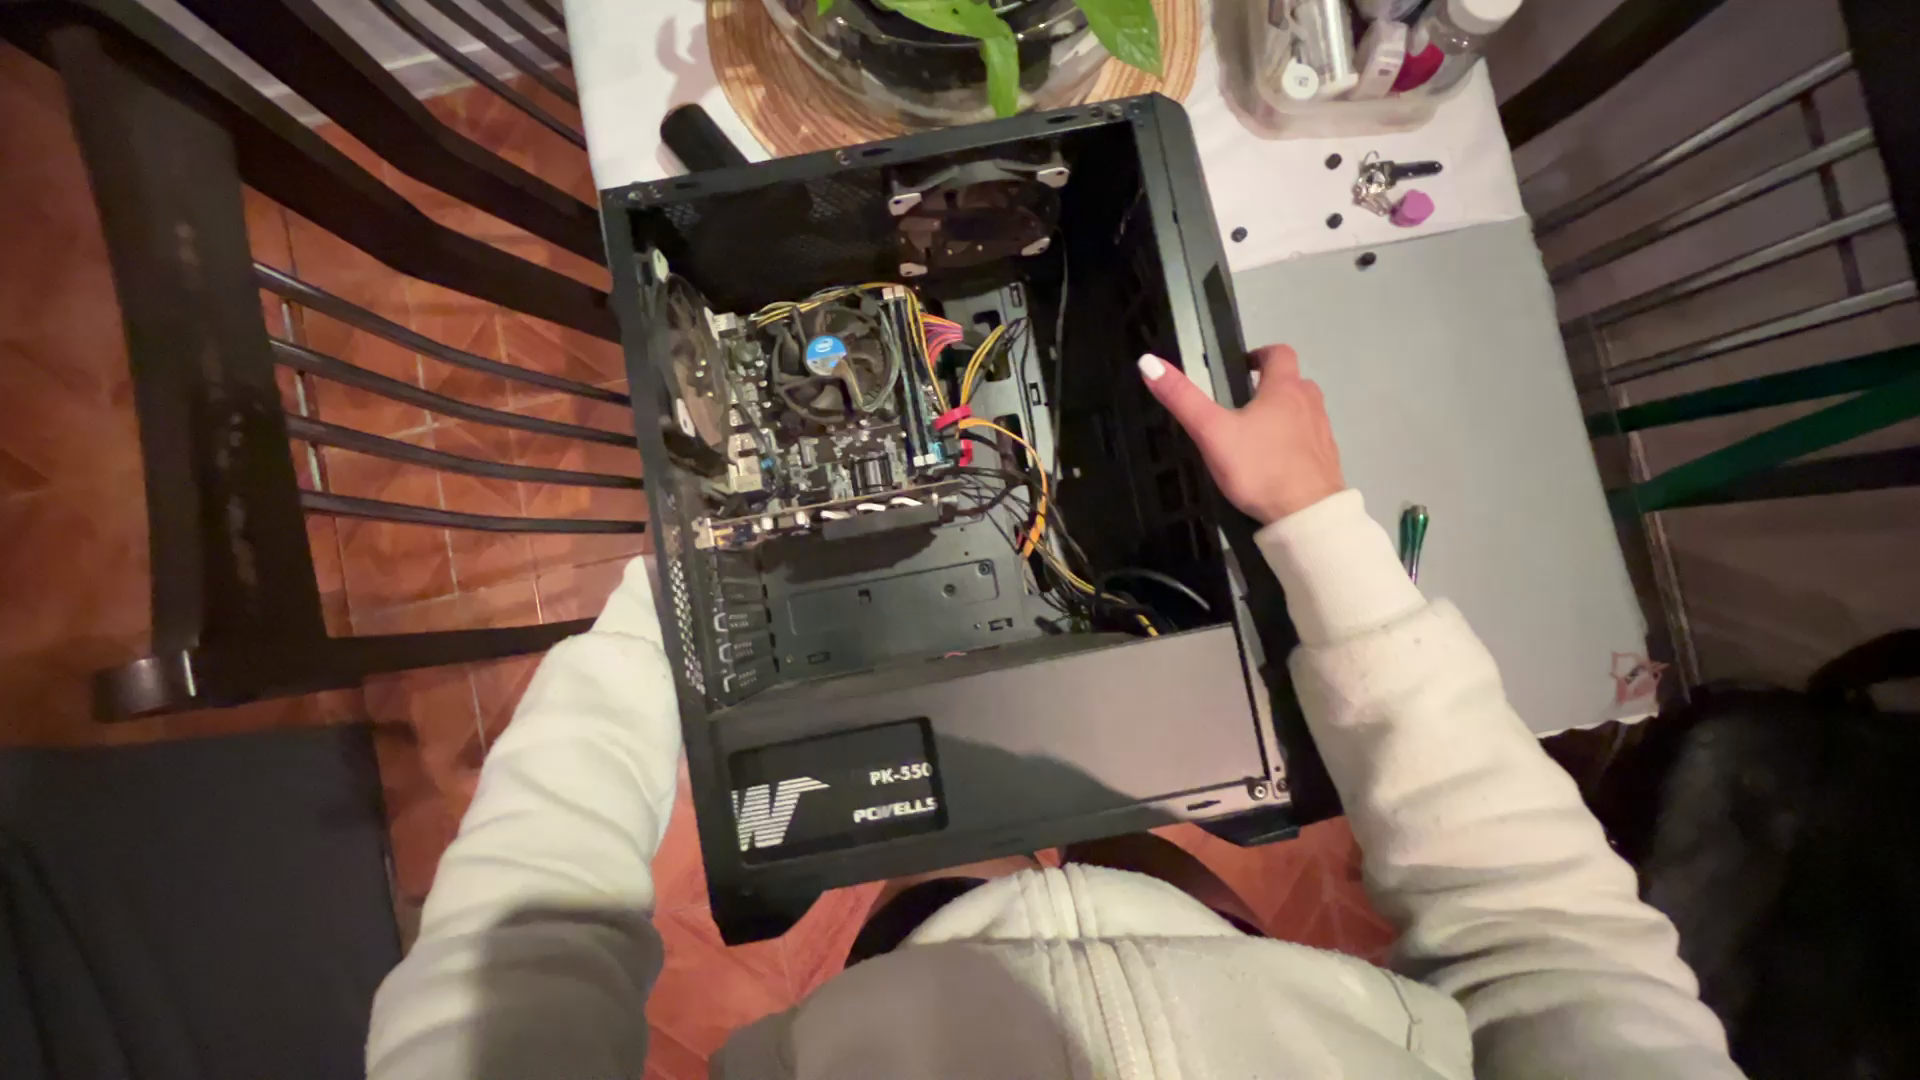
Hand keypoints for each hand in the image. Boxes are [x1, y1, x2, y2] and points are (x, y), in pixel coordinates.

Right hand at [1138, 345, 1343, 525]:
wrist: (1306, 514)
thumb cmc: (1258, 467)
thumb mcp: (1211, 432)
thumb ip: (1181, 398)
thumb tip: (1148, 362)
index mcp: (1283, 389)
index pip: (1278, 353)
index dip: (1258, 355)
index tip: (1240, 368)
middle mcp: (1309, 403)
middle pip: (1292, 381)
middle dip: (1268, 386)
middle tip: (1240, 404)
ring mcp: (1322, 431)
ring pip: (1303, 410)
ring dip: (1283, 413)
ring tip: (1254, 434)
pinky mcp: (1327, 459)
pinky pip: (1309, 439)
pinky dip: (1292, 441)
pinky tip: (1273, 463)